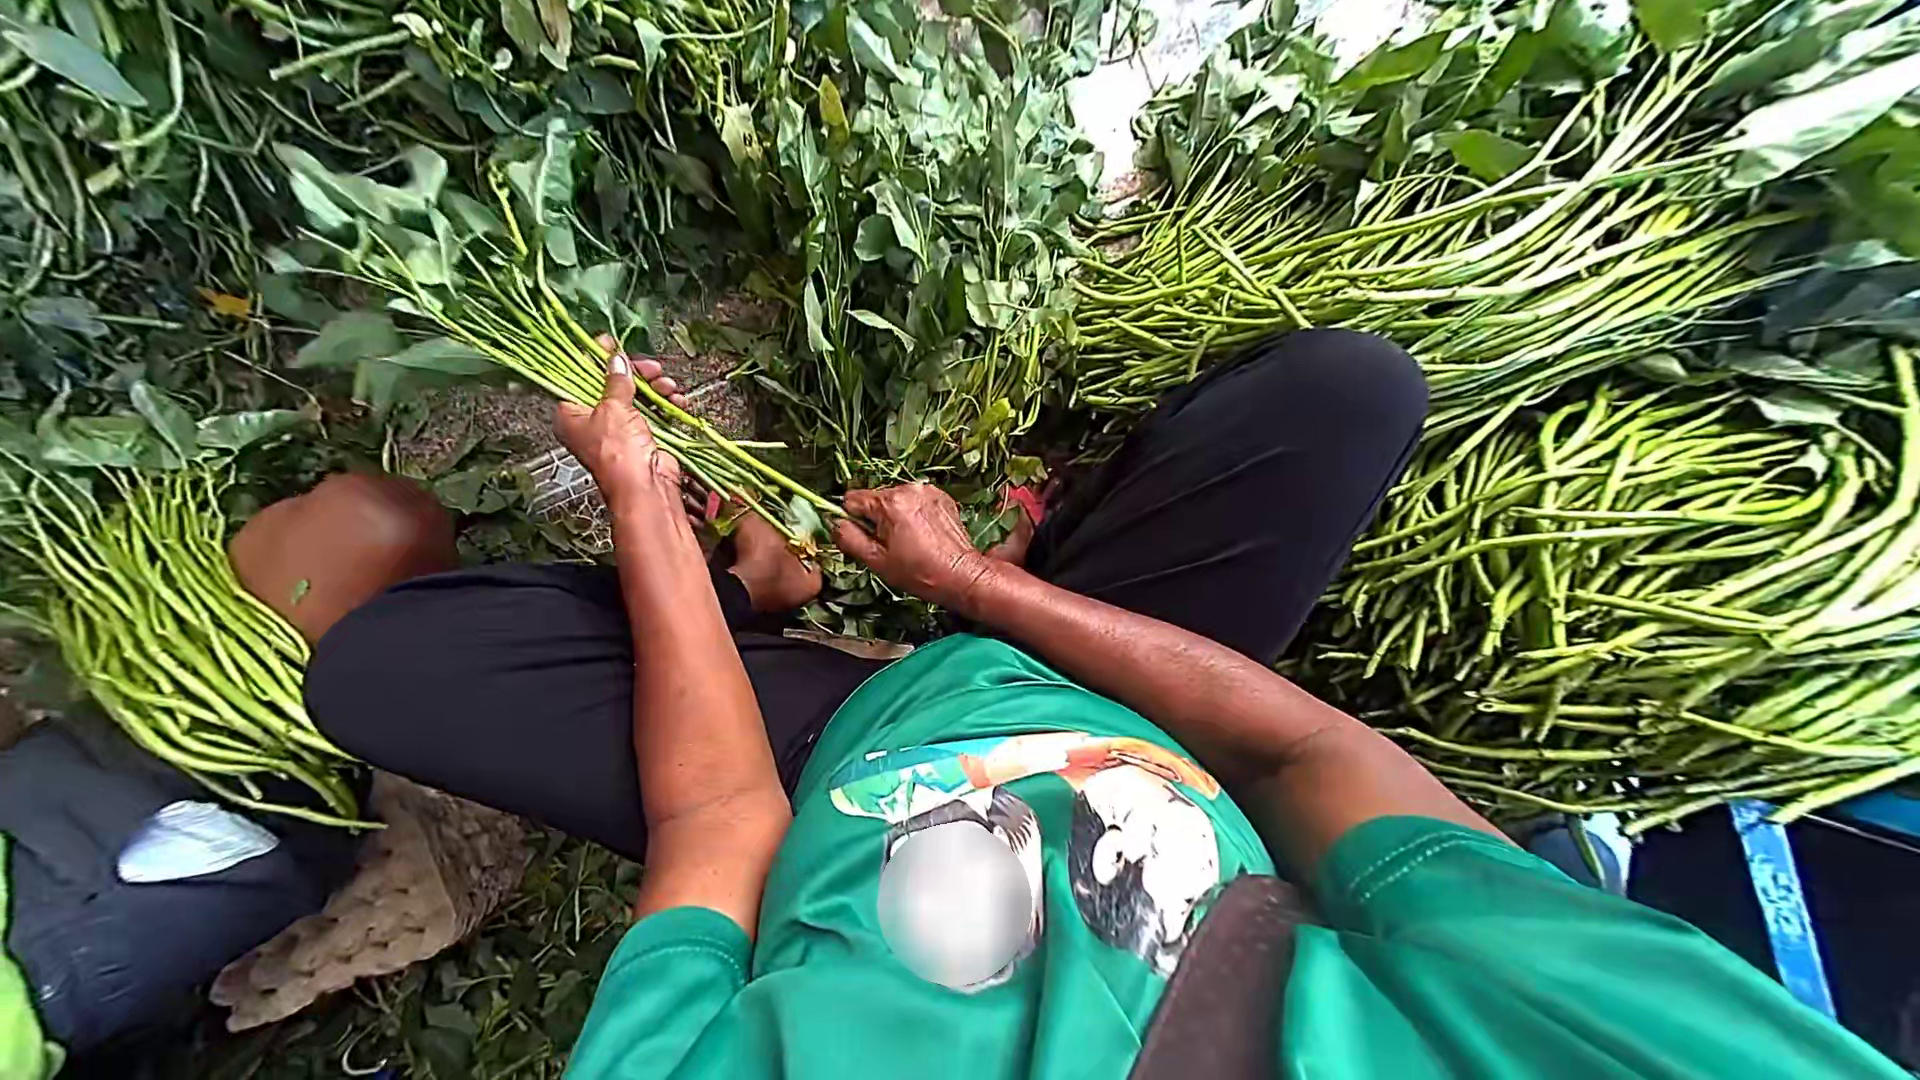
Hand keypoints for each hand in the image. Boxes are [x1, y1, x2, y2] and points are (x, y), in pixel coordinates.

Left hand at [553, 338, 689, 511]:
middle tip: (652, 367)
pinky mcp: (644, 437)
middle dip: (636, 374)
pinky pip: (655, 414)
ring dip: (656, 389)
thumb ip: (616, 380)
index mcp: (571, 413)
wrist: (645, 486)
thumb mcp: (612, 407)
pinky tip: (677, 402)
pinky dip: (666, 406)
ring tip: (669, 386)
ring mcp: (621, 430)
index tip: (611, 343)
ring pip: (638, 398)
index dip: (595, 358)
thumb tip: (615, 359)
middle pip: (613, 385)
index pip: (578, 375)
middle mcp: (593, 421)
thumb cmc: (618, 452)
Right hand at [833, 484, 998, 613]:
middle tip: (890, 545)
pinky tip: (922, 534)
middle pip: (875, 499)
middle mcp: (909, 489)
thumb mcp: (875, 561)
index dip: (852, 520)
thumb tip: (835, 523)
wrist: (961, 574)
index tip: (865, 538)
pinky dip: (914, 514)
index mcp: (889, 503)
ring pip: (895, 500)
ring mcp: (927, 491)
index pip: (851, 499)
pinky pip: (915, 501)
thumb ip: (848, 538)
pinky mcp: (941, 496)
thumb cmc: (920, 572)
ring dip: (896, 516)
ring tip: (909, 541)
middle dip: (876, 519)